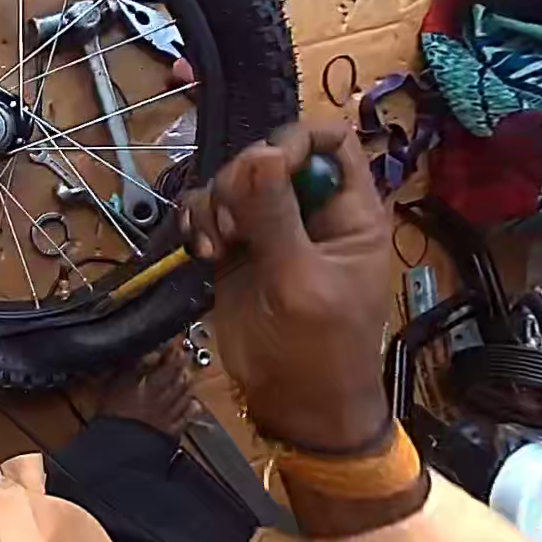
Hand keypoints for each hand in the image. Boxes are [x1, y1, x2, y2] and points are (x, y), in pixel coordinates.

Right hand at [180, 120, 392, 452]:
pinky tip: (199, 251)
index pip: (328, 141)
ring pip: (228, 182)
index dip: (293, 142)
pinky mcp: (231, 244)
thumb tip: (260, 152)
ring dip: (211, 207)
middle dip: (239, 184)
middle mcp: (305, 209)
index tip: (261, 171)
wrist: (291, 399)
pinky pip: (204, 209)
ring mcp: (265, 226)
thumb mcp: (300, 280)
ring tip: (215, 249)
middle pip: (264, 157)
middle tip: (233, 229)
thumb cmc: (318, 347)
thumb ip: (276, 216)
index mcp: (347, 211)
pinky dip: (194, 222)